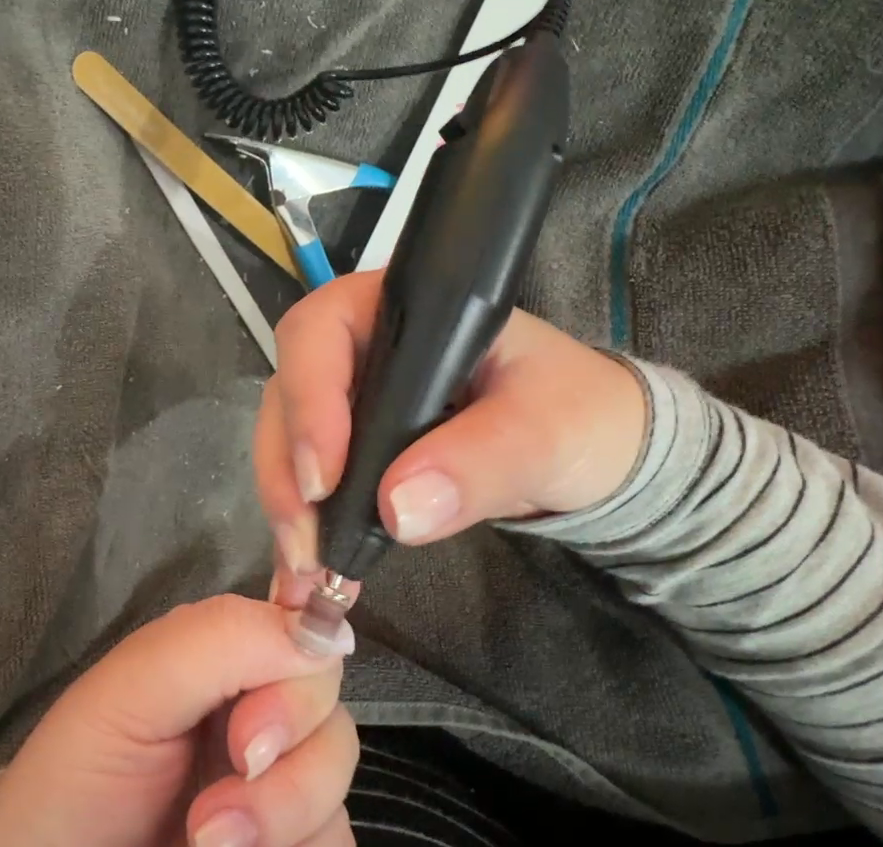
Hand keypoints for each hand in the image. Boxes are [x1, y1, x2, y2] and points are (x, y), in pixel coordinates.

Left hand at [0, 595, 357, 846]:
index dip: (309, 655)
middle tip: (228, 774)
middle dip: (287, 746)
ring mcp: (281, 783)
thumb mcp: (131, 687)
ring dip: (283, 812)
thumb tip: (326, 629)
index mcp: (228, 659)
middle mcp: (263, 712)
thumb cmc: (81, 773)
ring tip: (206, 837)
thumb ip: (219, 640)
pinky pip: (338, 836)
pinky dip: (298, 844)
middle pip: (331, 707)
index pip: (308, 631)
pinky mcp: (295, 838)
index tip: (262, 710)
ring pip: (339, 778)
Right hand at [254, 270, 648, 602]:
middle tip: (306, 542)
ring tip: (307, 568)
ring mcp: (353, 397)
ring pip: (288, 437)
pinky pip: (309, 476)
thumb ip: (482, 460)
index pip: (322, 331)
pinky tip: (307, 570)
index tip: (324, 478)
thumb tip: (396, 509)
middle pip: (289, 389)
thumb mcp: (549, 430)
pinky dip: (304, 523)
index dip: (309, 397)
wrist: (597, 452)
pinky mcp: (354, 446)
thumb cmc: (581, 414)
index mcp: (404, 312)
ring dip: (287, 501)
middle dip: (286, 467)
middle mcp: (362, 348)